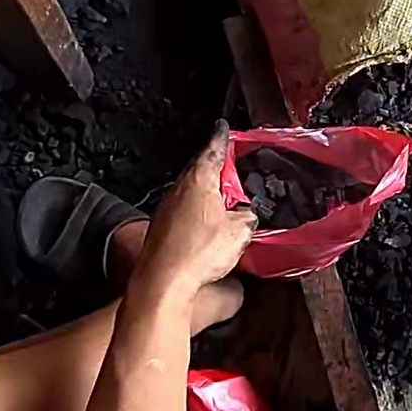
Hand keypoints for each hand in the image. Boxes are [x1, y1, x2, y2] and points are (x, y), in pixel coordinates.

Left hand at [132, 122, 256, 299]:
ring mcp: (167, 210)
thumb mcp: (240, 230)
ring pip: (192, 193)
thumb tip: (248, 215)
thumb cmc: (197, 252)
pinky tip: (209, 230)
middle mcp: (179, 190)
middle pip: (201, 170)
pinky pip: (185, 213)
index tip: (223, 127)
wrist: (164, 282)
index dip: (222, 138)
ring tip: (227, 207)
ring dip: (208, 196)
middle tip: (233, 172)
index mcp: (199, 180)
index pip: (213, 149)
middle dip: (217, 170)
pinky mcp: (162, 230)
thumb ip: (248, 216)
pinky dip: (198, 215)